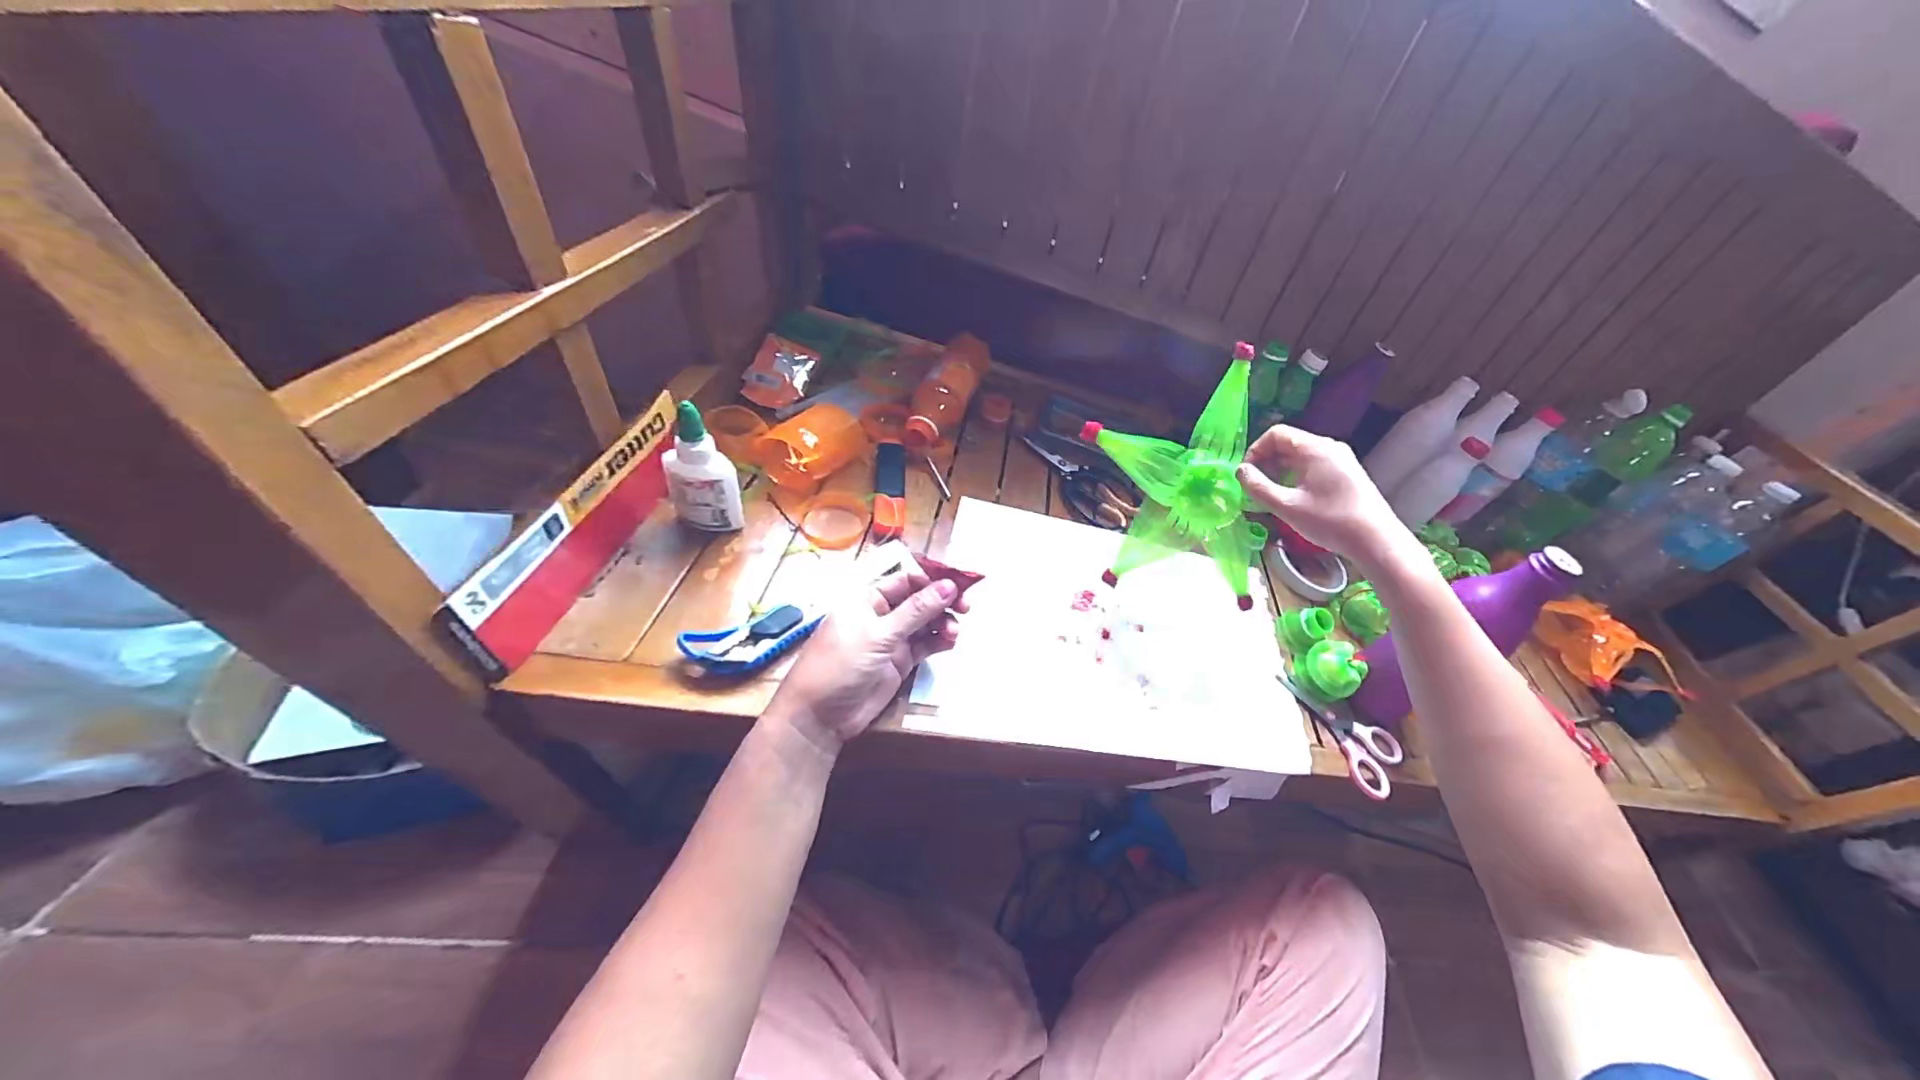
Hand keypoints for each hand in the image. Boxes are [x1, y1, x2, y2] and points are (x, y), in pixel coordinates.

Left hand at [766, 565, 967, 755]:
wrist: (819, 716)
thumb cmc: (839, 665)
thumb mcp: (879, 634)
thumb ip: (916, 611)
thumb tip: (949, 586)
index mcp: (867, 598)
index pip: (907, 578)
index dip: (933, 578)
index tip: (960, 583)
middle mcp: (881, 614)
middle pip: (920, 599)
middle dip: (943, 600)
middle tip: (966, 607)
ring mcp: (891, 639)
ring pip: (925, 623)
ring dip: (943, 622)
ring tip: (953, 632)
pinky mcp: (899, 662)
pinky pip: (924, 645)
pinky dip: (939, 642)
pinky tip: (949, 642)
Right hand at [1238, 424, 1422, 574]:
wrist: (1376, 540)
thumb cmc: (1331, 522)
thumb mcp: (1287, 506)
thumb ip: (1258, 487)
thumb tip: (1240, 471)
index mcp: (1315, 449)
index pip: (1276, 433)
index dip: (1255, 450)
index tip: (1247, 474)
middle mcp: (1329, 448)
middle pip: (1288, 443)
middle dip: (1266, 461)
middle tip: (1254, 486)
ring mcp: (1341, 459)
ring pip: (1300, 455)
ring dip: (1279, 470)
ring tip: (1270, 494)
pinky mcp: (1346, 473)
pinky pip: (1313, 465)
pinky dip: (1296, 475)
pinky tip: (1293, 497)